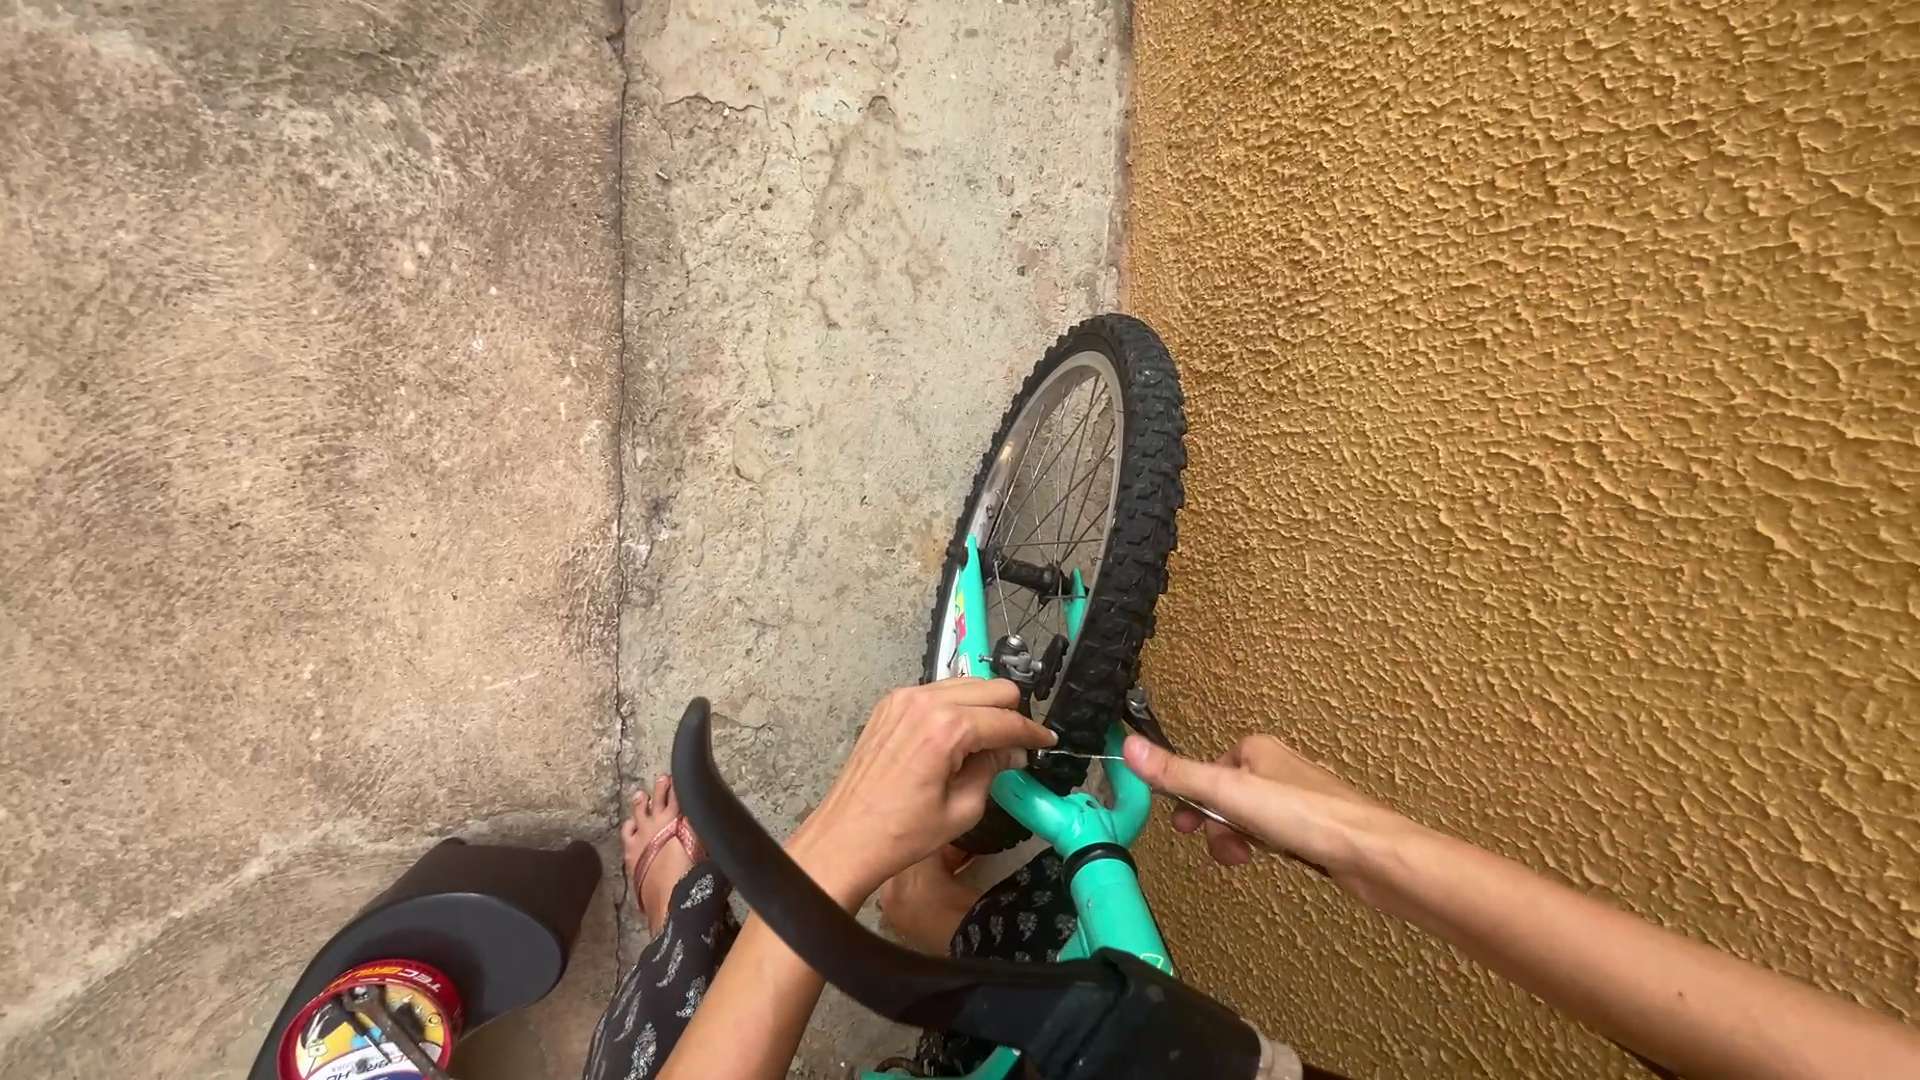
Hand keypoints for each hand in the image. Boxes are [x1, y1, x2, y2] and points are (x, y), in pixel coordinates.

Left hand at [793, 680, 1055, 905]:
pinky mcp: (890, 703)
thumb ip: (993, 770)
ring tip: (987, 742)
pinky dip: (955, 707)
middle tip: (1016, 743)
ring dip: (983, 707)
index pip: (1005, 719)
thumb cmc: (902, 833)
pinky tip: (956, 737)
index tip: (1047, 741)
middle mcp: (925, 702)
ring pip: (965, 684)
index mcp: (946, 729)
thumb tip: (1010, 751)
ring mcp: (904, 698)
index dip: (1032, 733)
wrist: (845, 838)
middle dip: (1011, 712)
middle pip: (991, 687)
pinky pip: (937, 692)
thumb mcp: (962, 810)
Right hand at [1122, 733, 1405, 898]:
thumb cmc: (1306, 817)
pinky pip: (1274, 834)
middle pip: (1224, 796)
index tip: (1186, 825)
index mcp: (1255, 749)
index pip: (1204, 770)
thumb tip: (1129, 747)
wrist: (1373, 856)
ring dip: (1241, 840)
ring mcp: (1297, 797)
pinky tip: (1277, 859)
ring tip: (1249, 858)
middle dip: (1217, 825)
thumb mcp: (1228, 793)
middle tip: (1222, 846)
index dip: (1191, 800)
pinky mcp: (1315, 826)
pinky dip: (1268, 848)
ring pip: (1249, 818)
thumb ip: (1177, 773)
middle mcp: (1276, 767)